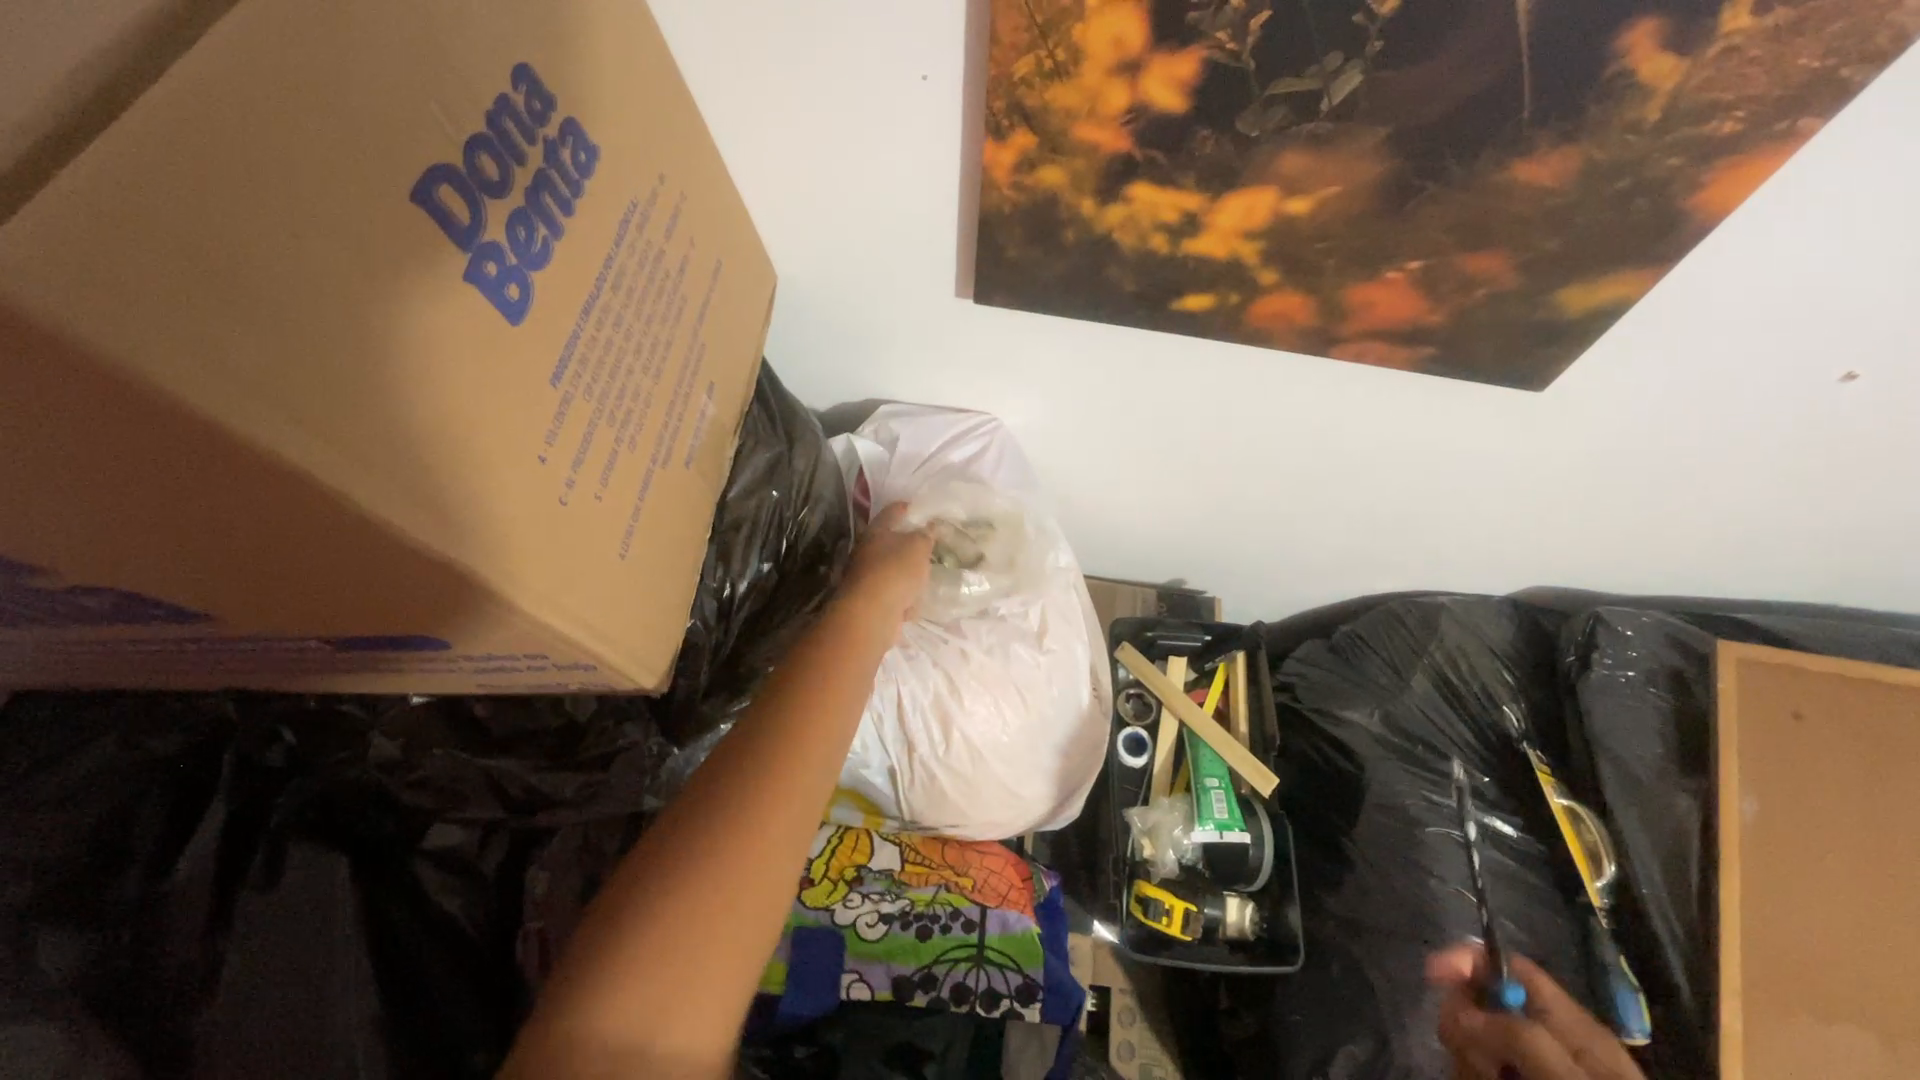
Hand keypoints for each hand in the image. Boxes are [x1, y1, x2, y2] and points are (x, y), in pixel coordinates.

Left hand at [839, 503, 934, 626]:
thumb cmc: (896, 571)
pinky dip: (903, 601)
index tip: (918, 508)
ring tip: (924, 580)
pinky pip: (892, 597)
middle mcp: (866, 552)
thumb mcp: (918, 547)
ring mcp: (866, 578)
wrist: (872, 613)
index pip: (891, 512)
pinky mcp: (870, 602)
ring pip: (892, 572)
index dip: (906, 507)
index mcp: (876, 532)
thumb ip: (925, 535)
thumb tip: (928, 528)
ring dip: (907, 577)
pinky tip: (913, 607)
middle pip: (890, 544)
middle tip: (928, 548)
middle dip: (909, 547)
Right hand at [1428, 944, 1645, 1079]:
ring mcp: (1526, 1067)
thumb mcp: (1572, 1077)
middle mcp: (1542, 1038)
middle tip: (1485, 1065)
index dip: (1467, 959)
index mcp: (1565, 1021)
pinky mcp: (1510, 1079)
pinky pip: (1475, 1068)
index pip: (1508, 966)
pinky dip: (1472, 1074)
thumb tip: (1459, 1011)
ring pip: (1471, 1040)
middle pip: (1478, 1003)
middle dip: (1466, 1026)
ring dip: (1469, 1060)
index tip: (1433, 974)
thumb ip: (1520, 1037)